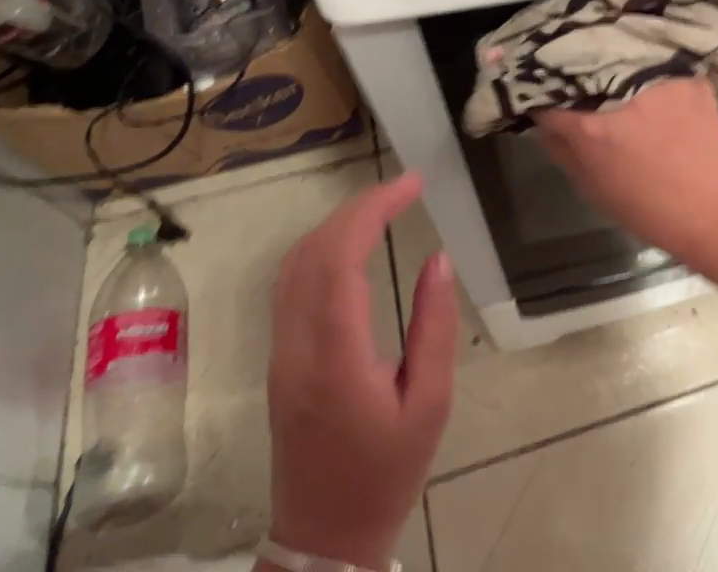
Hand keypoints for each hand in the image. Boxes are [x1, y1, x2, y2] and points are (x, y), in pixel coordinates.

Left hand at [266, 172, 457, 569]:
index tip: (412, 184)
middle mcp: (297, 345)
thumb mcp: (430, 403)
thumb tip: (438, 261)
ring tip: (382, 209)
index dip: (372, 211)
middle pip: (310, 253)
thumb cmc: (387, 472)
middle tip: (404, 189)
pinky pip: (289, 286)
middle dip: (355, 208)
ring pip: (292, 266)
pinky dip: (319, 250)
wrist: (325, 533)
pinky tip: (349, 246)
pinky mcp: (279, 358)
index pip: (339, 260)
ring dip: (334, 226)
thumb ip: (434, 327)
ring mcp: (280, 351)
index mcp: (336, 356)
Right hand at [534, 78, 717, 247]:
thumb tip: (546, 124)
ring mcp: (658, 80)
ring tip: (609, 71)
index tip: (539, 96)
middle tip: (572, 80)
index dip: (538, 97)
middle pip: (583, 69)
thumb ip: (563, 151)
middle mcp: (620, 92)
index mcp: (590, 125)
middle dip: (572, 73)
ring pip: (621, 60)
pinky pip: (658, 66)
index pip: (546, 98)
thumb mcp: (593, 188)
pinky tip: (649, 79)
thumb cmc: (649, 209)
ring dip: (611, 66)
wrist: (715, 210)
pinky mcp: (688, 78)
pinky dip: (649, 73)